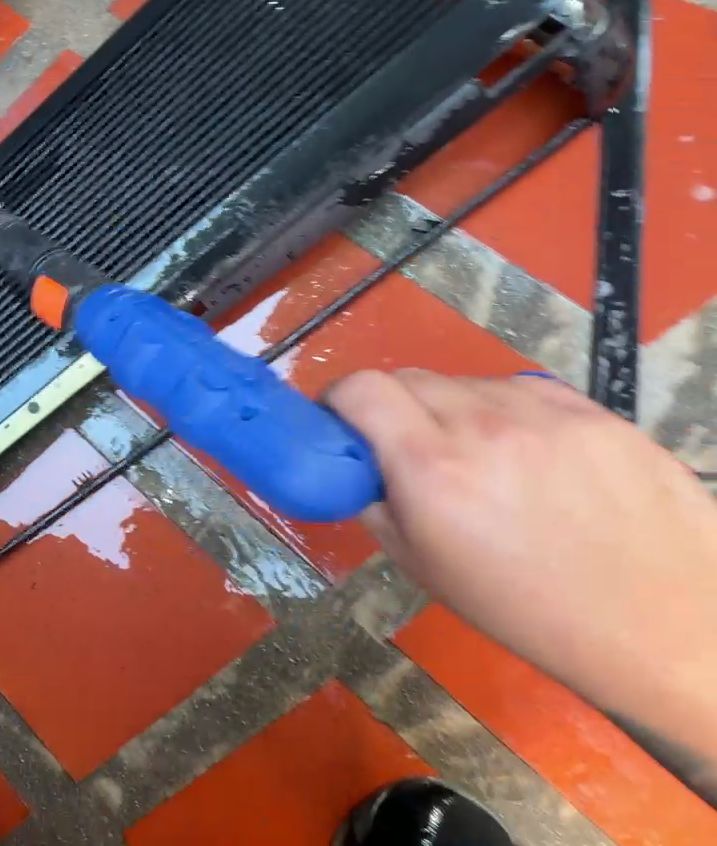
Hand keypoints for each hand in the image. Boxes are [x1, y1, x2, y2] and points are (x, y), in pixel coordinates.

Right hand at [329, 369, 716, 736]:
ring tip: (478, 456)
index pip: (360, 388)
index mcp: (431, 466)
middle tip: (405, 446)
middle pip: (408, 379)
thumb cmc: (526, 609)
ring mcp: (551, 419)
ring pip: (466, 383)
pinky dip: (508, 411)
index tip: (341, 424)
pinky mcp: (603, 419)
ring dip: (452, 408)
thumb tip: (359, 465)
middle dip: (392, 406)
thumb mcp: (417, 561)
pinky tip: (527, 452)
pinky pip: (527, 392)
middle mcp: (485, 428)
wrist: (672, 632)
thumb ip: (375, 498)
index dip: (339, 400)